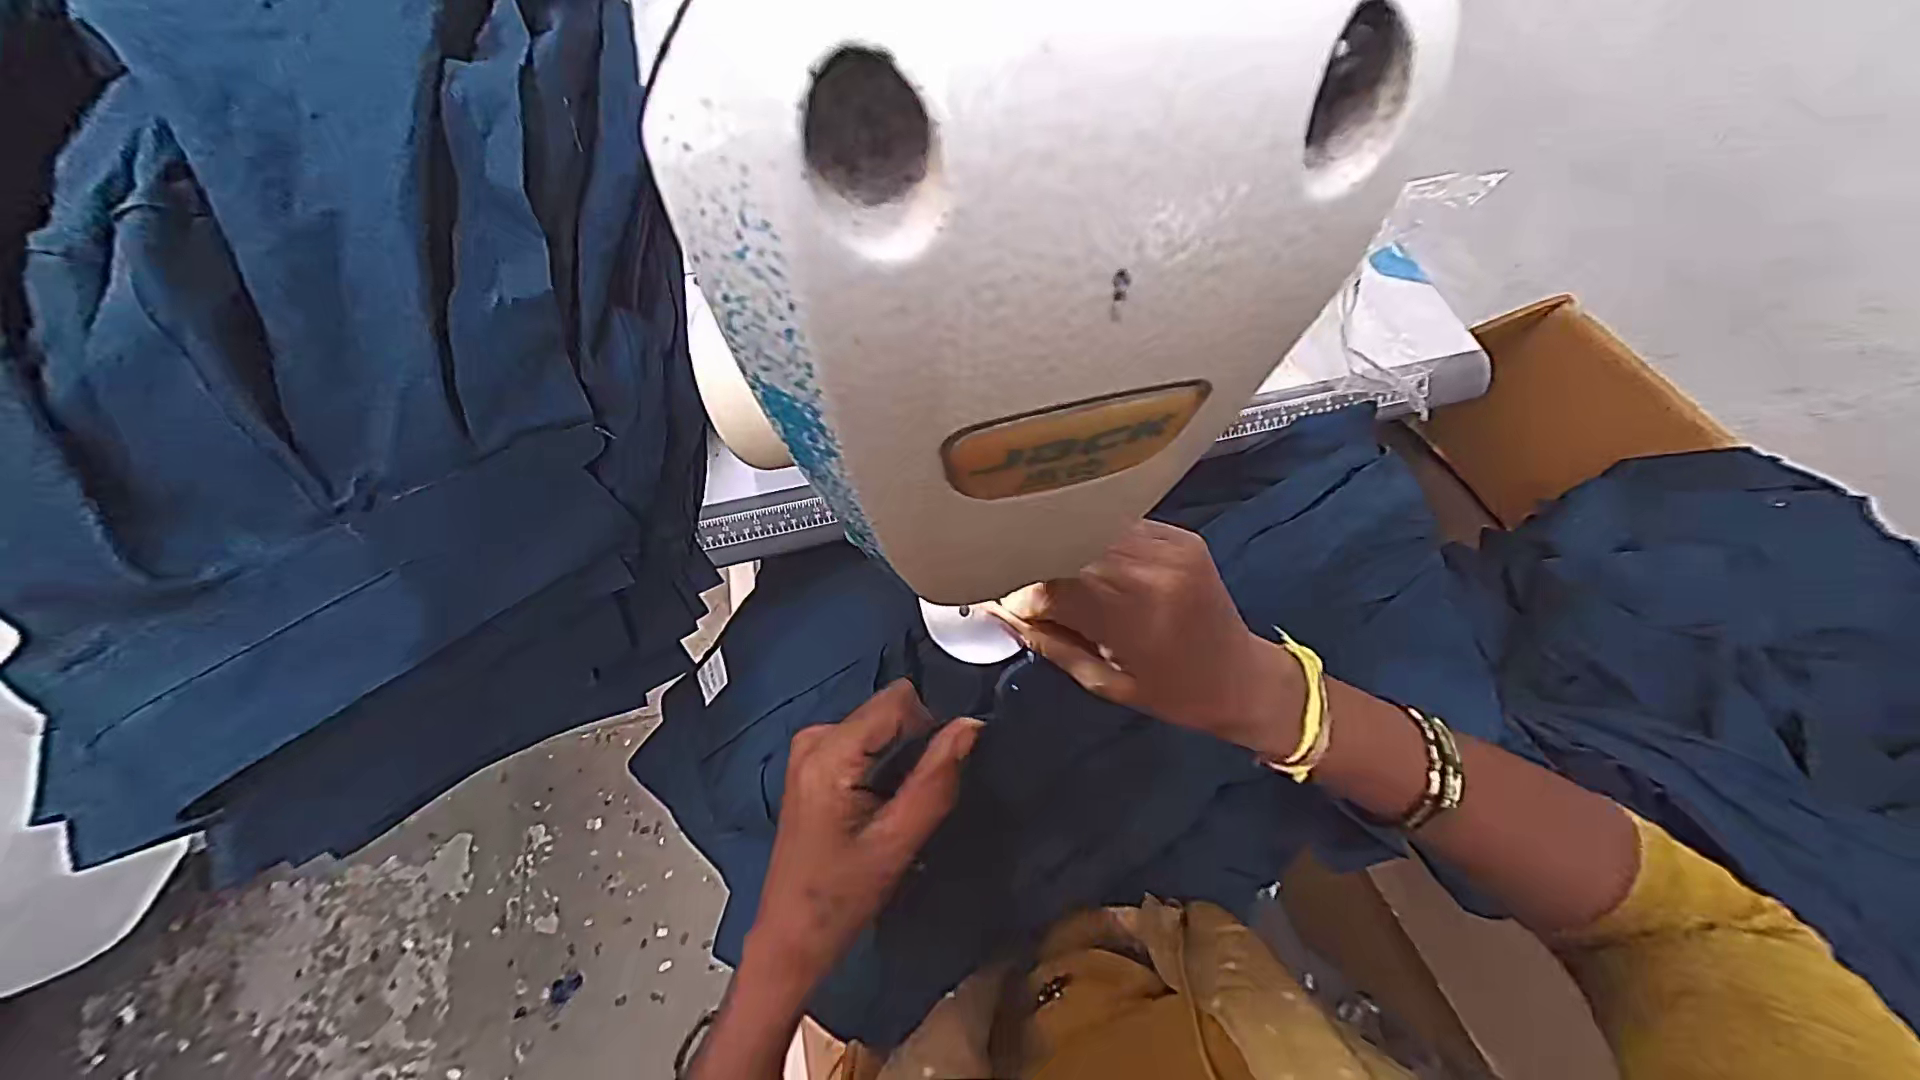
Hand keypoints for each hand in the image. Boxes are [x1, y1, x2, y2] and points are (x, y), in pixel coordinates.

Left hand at [745, 681, 982, 990]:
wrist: (792, 935)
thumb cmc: (841, 897)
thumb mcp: (899, 841)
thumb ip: (937, 778)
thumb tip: (971, 724)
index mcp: (829, 751)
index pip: (899, 700)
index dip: (929, 728)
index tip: (931, 774)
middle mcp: (815, 735)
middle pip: (889, 708)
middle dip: (913, 744)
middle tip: (908, 799)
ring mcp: (810, 745)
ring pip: (882, 723)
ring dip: (899, 755)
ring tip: (892, 805)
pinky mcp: (813, 758)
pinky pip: (866, 738)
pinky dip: (882, 762)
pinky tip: (876, 802)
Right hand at [991, 519, 1305, 757]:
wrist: (1244, 678)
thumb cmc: (1172, 694)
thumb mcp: (1102, 682)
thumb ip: (1046, 640)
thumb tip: (995, 608)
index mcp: (1133, 614)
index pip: (1048, 584)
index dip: (1013, 589)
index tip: (996, 597)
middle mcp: (1151, 567)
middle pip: (1065, 546)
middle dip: (1031, 560)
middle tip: (1009, 574)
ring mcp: (1169, 544)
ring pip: (1089, 528)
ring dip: (1060, 545)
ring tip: (1042, 561)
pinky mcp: (1179, 533)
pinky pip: (1117, 525)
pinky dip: (1091, 539)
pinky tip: (1083, 554)